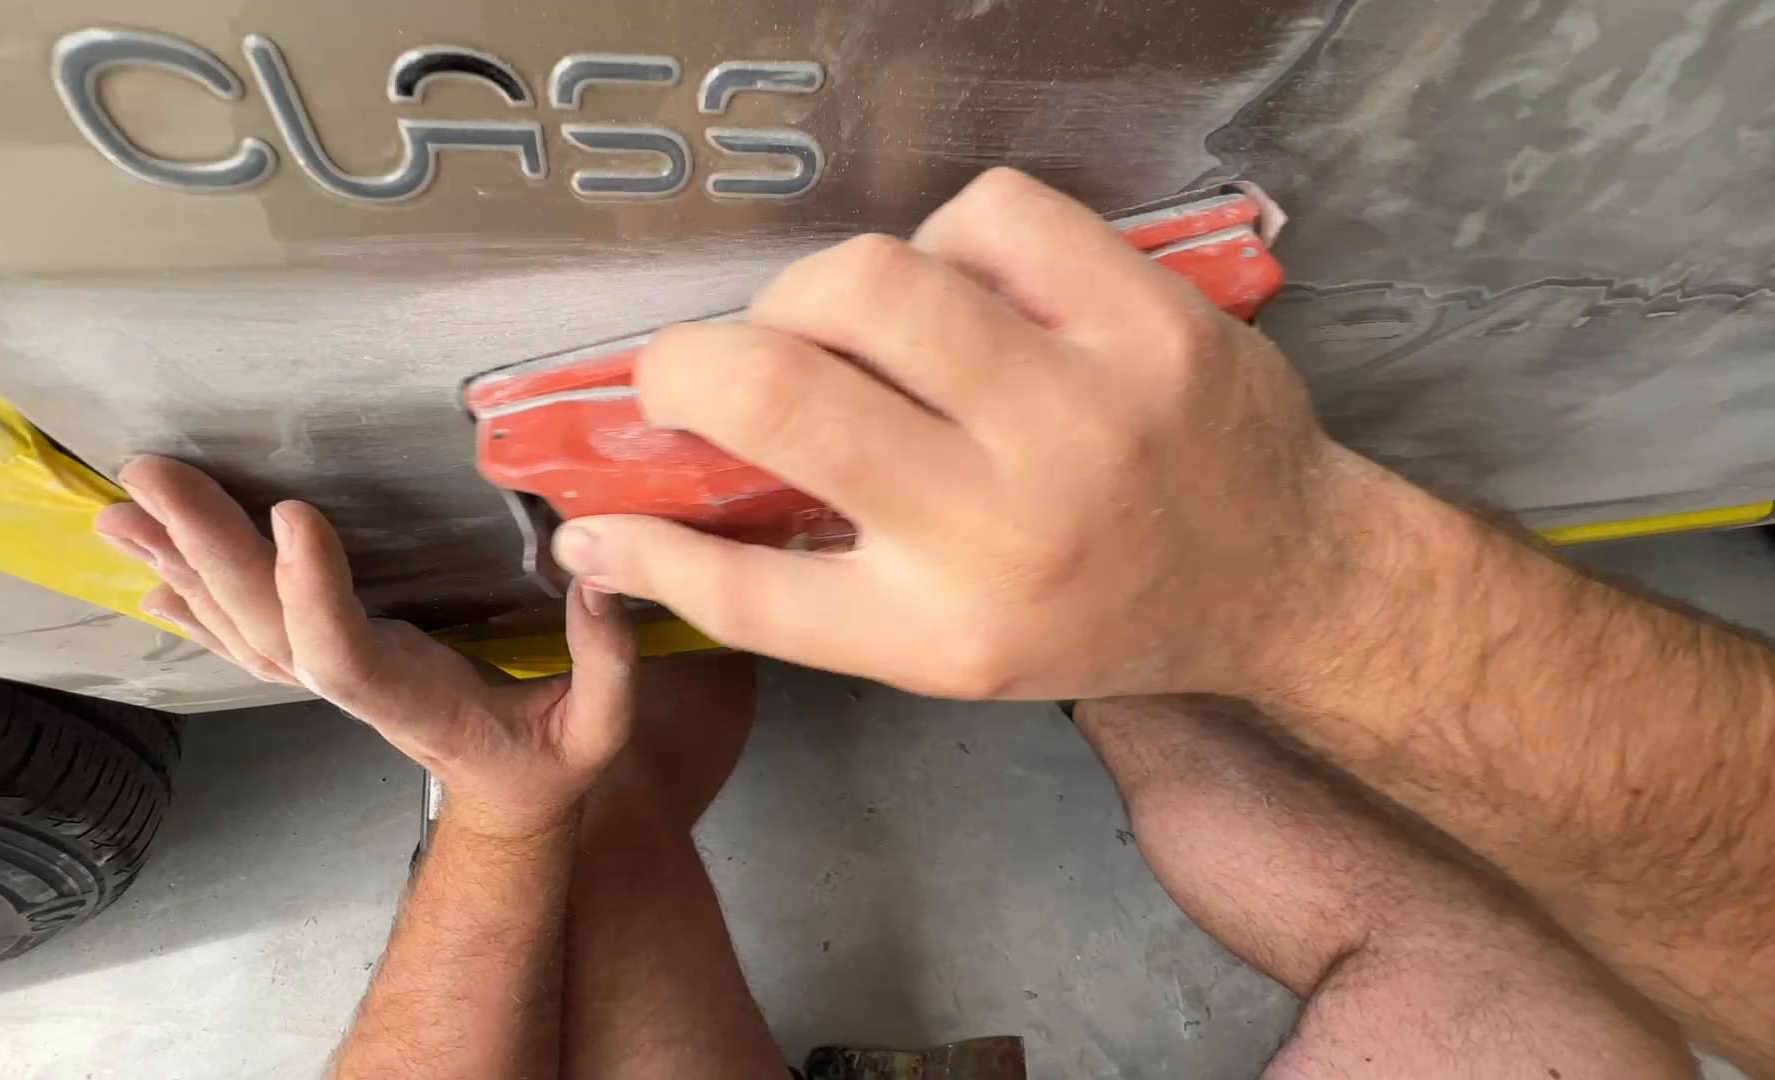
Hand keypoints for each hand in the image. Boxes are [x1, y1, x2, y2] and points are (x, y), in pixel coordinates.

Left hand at [93, 456, 636, 841]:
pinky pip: (259, 645)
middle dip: (213, 554)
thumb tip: (599, 579)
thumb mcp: (603, 724)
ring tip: (126, 513)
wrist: (511, 803)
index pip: (345, 652)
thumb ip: (606, 661)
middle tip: (153, 482)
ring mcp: (346, 682)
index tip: (292, 514)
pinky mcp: (346, 672)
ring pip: (248, 633)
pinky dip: (203, 610)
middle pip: (270, 629)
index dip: (311, 592)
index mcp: (417, 701)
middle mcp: (362, 690)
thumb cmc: (554, 762)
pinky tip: (158, 581)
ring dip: (187, 570)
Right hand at [548, 168, 1381, 701]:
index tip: (596, 509)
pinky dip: (940, 242)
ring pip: (879, 278)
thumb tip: (624, 543)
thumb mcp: (929, 648)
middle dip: (695, 363)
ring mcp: (1087, 408)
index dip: (645, 544)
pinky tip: (959, 295)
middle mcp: (1008, 522)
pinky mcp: (1149, 319)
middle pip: (785, 388)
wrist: (1272, 579)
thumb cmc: (1083, 621)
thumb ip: (779, 593)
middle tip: (709, 371)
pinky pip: (991, 215)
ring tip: (843, 333)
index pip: (745, 590)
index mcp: (944, 624)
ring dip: (816, 293)